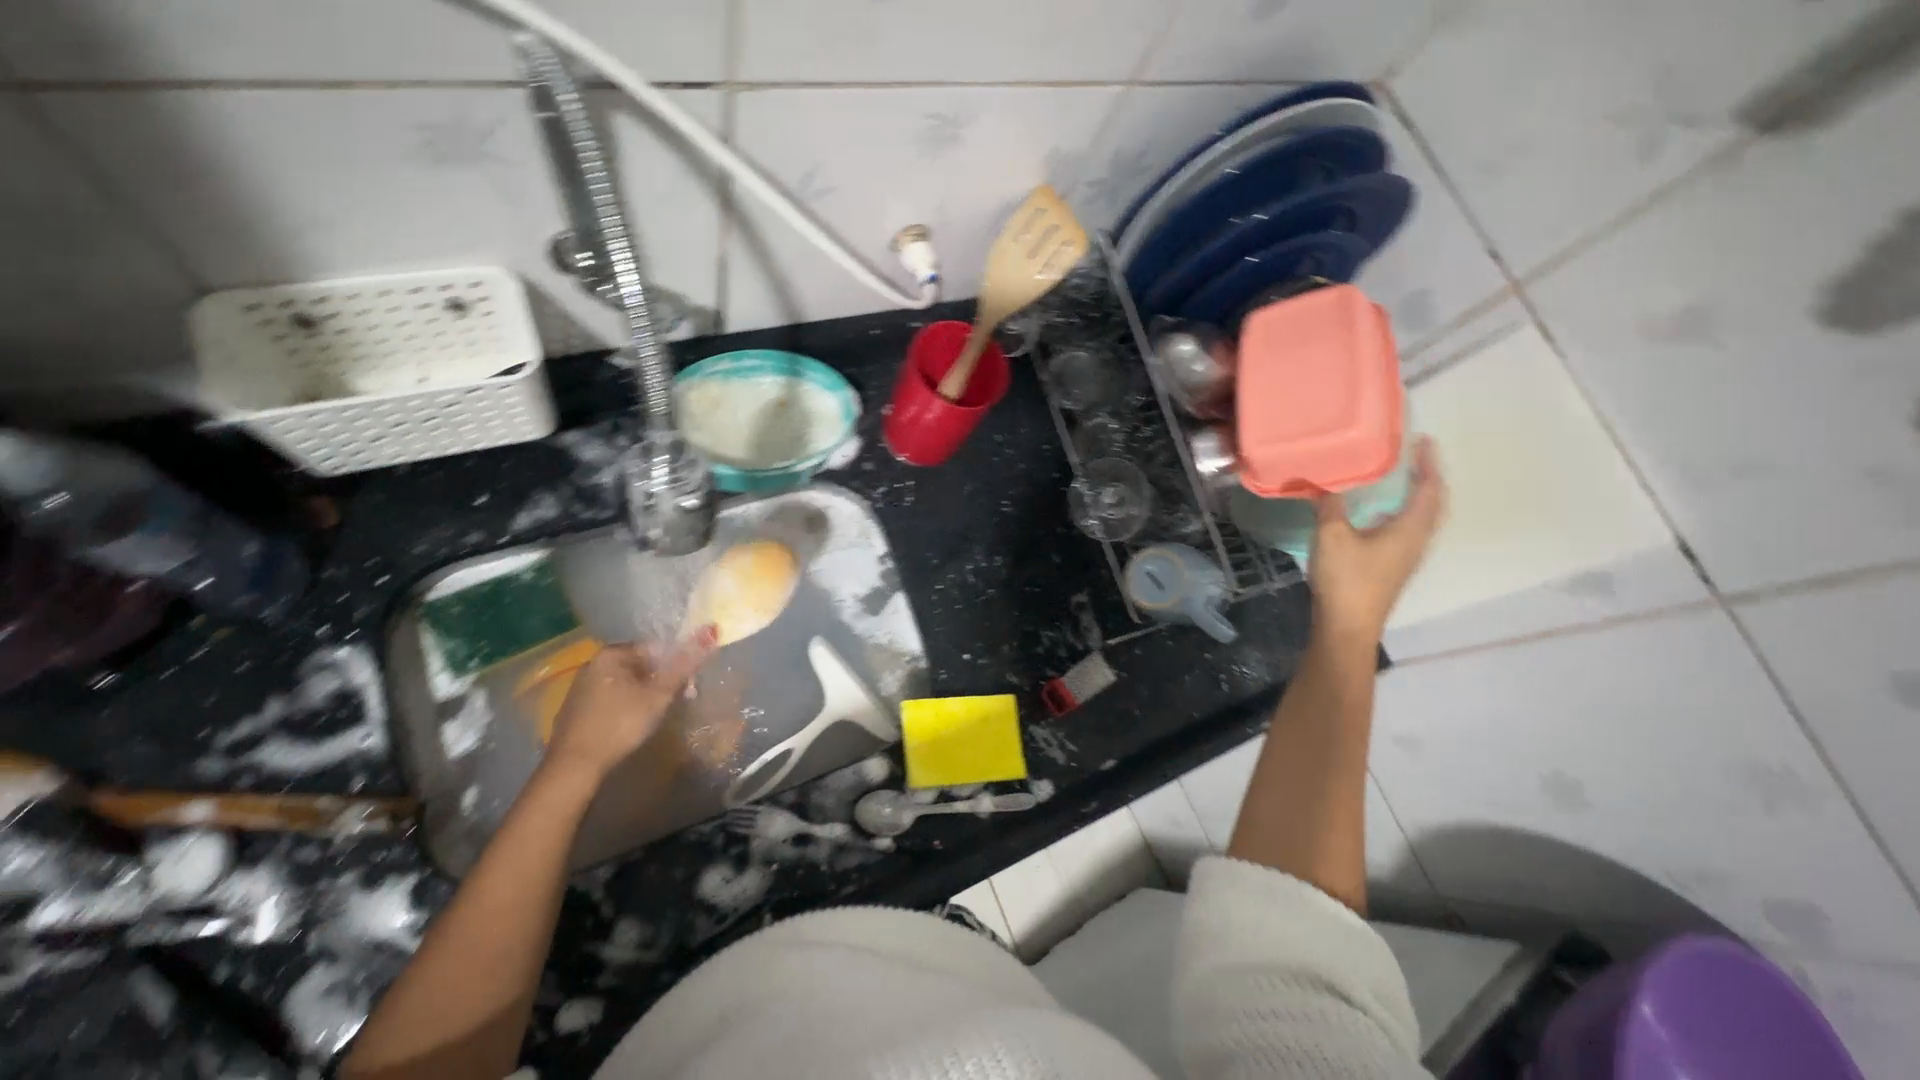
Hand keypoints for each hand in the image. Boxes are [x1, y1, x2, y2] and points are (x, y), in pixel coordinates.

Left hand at [543, 628, 716, 782]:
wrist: (575, 764)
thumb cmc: (620, 724)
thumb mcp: (658, 695)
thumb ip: (683, 665)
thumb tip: (709, 631)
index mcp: (611, 654)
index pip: (654, 649)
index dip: (676, 666)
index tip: (687, 688)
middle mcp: (593, 663)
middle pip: (639, 665)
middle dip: (661, 681)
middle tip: (675, 702)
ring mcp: (581, 686)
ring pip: (624, 683)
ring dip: (644, 694)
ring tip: (655, 716)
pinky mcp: (576, 708)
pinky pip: (610, 698)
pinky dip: (625, 706)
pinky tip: (630, 724)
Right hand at [1308, 436, 1447, 647]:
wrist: (1347, 628)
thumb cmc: (1346, 579)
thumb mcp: (1331, 535)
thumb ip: (1331, 505)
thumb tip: (1325, 483)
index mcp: (1410, 529)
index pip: (1430, 489)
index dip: (1428, 463)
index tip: (1423, 440)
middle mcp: (1416, 541)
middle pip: (1432, 504)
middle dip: (1426, 478)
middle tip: (1413, 457)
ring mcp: (1407, 557)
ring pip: (1421, 519)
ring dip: (1416, 497)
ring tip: (1399, 478)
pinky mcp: (1394, 568)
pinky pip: (1407, 531)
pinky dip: (1402, 513)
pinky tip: (1381, 512)